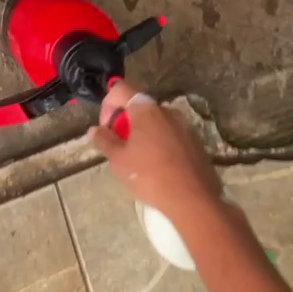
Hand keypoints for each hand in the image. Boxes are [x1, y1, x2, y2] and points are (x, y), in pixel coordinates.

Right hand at [87, 81, 224, 219]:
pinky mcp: (198, 145)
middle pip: (140, 107)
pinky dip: (162, 145)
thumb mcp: (118, 160)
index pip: (120, 89)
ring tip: (140, 161)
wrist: (194, 202)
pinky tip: (161, 170)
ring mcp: (186, 127)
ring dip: (144, 135)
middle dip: (126, 123)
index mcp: (146, 109)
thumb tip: (95, 130)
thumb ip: (104, 141)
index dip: (108, 104)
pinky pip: (173, 137)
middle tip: (121, 148)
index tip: (106, 129)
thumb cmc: (150, 176)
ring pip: (157, 123)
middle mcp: (167, 111)